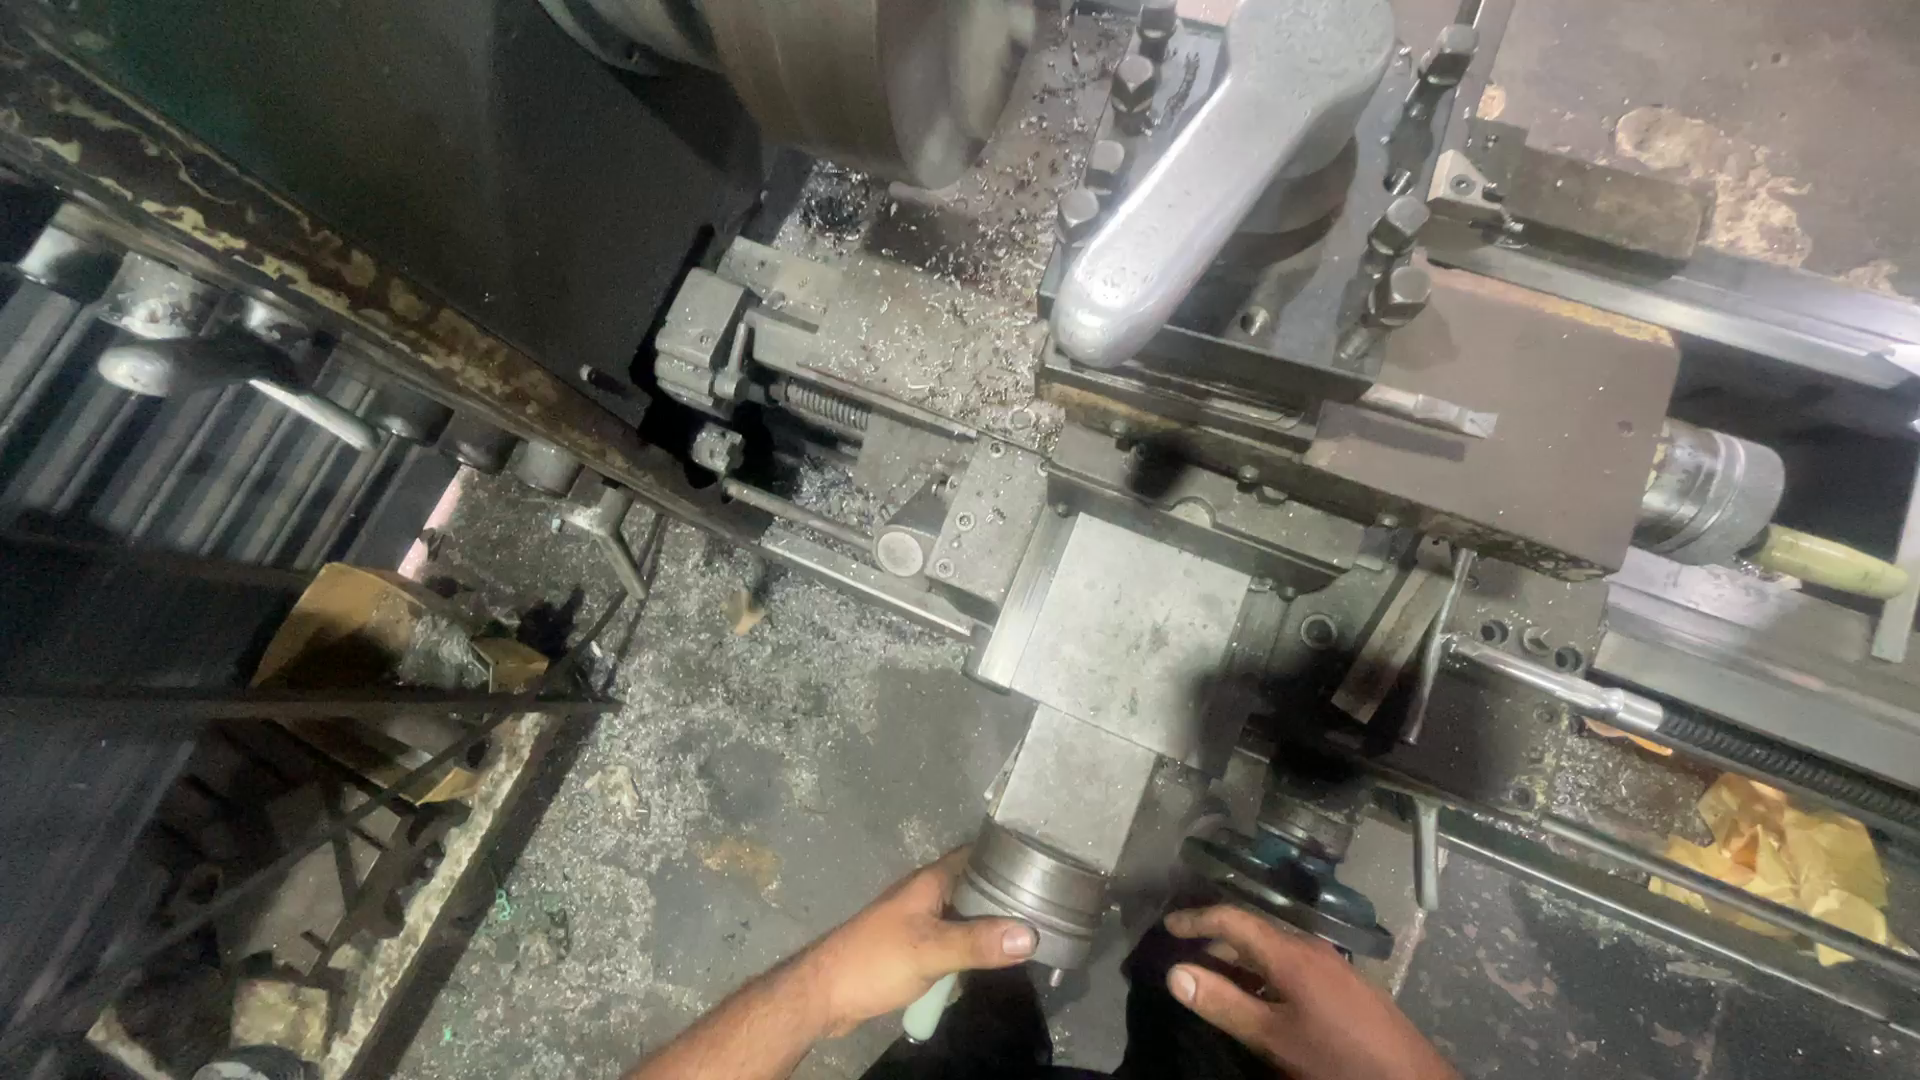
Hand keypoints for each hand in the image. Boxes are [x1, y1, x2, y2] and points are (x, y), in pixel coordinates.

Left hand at [796, 848, 1036, 1036]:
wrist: (826, 993)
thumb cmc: (876, 959)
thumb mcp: (931, 950)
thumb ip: (978, 942)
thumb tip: (1030, 934)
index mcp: (931, 880)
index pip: (976, 854)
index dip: (1007, 857)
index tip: (1044, 866)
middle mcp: (927, 892)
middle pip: (974, 884)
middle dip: (1005, 893)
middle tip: (1046, 905)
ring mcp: (920, 918)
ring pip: (964, 911)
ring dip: (989, 920)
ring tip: (1030, 929)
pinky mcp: (915, 944)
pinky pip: (954, 934)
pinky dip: (973, 941)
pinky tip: (992, 956)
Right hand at [1163, 906, 1457, 1079]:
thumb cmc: (1339, 1062)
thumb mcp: (1274, 1039)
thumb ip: (1223, 1004)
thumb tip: (1173, 972)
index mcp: (1290, 952)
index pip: (1232, 918)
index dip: (1196, 920)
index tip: (1167, 927)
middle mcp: (1310, 947)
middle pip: (1252, 929)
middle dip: (1215, 939)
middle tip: (1186, 956)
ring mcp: (1333, 965)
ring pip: (1273, 949)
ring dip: (1240, 959)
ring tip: (1216, 979)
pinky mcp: (1347, 986)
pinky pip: (1292, 964)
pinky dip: (1264, 972)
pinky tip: (1261, 999)